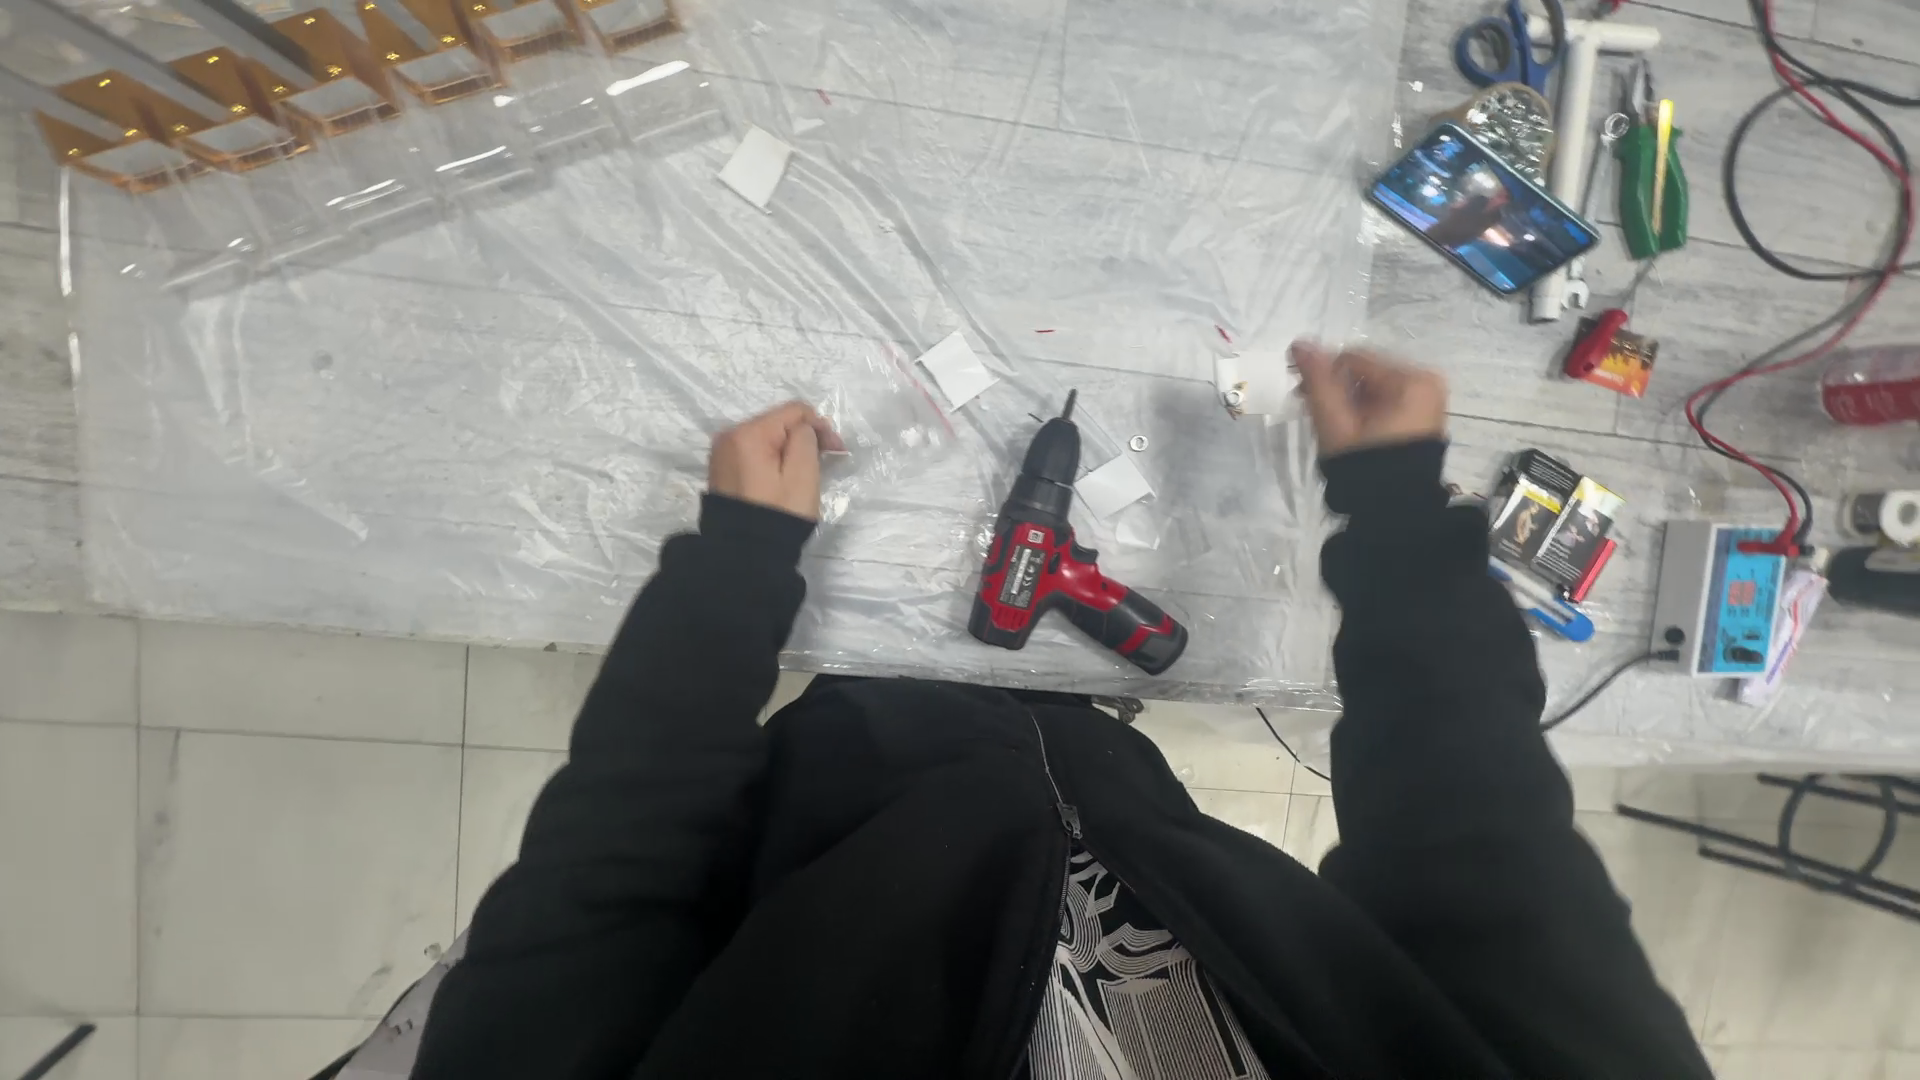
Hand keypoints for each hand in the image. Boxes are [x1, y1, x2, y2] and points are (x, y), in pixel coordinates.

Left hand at [708, 401, 845, 520]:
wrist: (744, 554)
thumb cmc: (778, 513)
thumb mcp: (803, 475)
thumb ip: (807, 439)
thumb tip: (804, 428)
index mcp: (748, 433)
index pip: (794, 411)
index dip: (821, 426)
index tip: (838, 451)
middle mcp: (729, 436)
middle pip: (778, 422)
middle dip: (805, 437)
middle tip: (826, 461)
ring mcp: (722, 453)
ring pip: (767, 437)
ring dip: (789, 449)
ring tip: (806, 472)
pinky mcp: (722, 469)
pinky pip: (754, 452)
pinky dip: (773, 458)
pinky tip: (784, 477)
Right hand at [1291, 341, 1447, 456]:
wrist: (1393, 508)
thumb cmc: (1364, 464)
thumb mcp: (1335, 423)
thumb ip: (1317, 381)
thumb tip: (1298, 342)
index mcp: (1410, 380)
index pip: (1352, 358)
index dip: (1321, 373)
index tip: (1300, 395)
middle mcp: (1425, 381)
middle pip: (1364, 371)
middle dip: (1334, 387)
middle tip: (1312, 411)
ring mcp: (1427, 398)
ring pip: (1372, 385)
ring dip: (1346, 398)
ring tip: (1331, 423)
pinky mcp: (1422, 413)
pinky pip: (1385, 398)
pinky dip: (1363, 407)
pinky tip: (1350, 427)